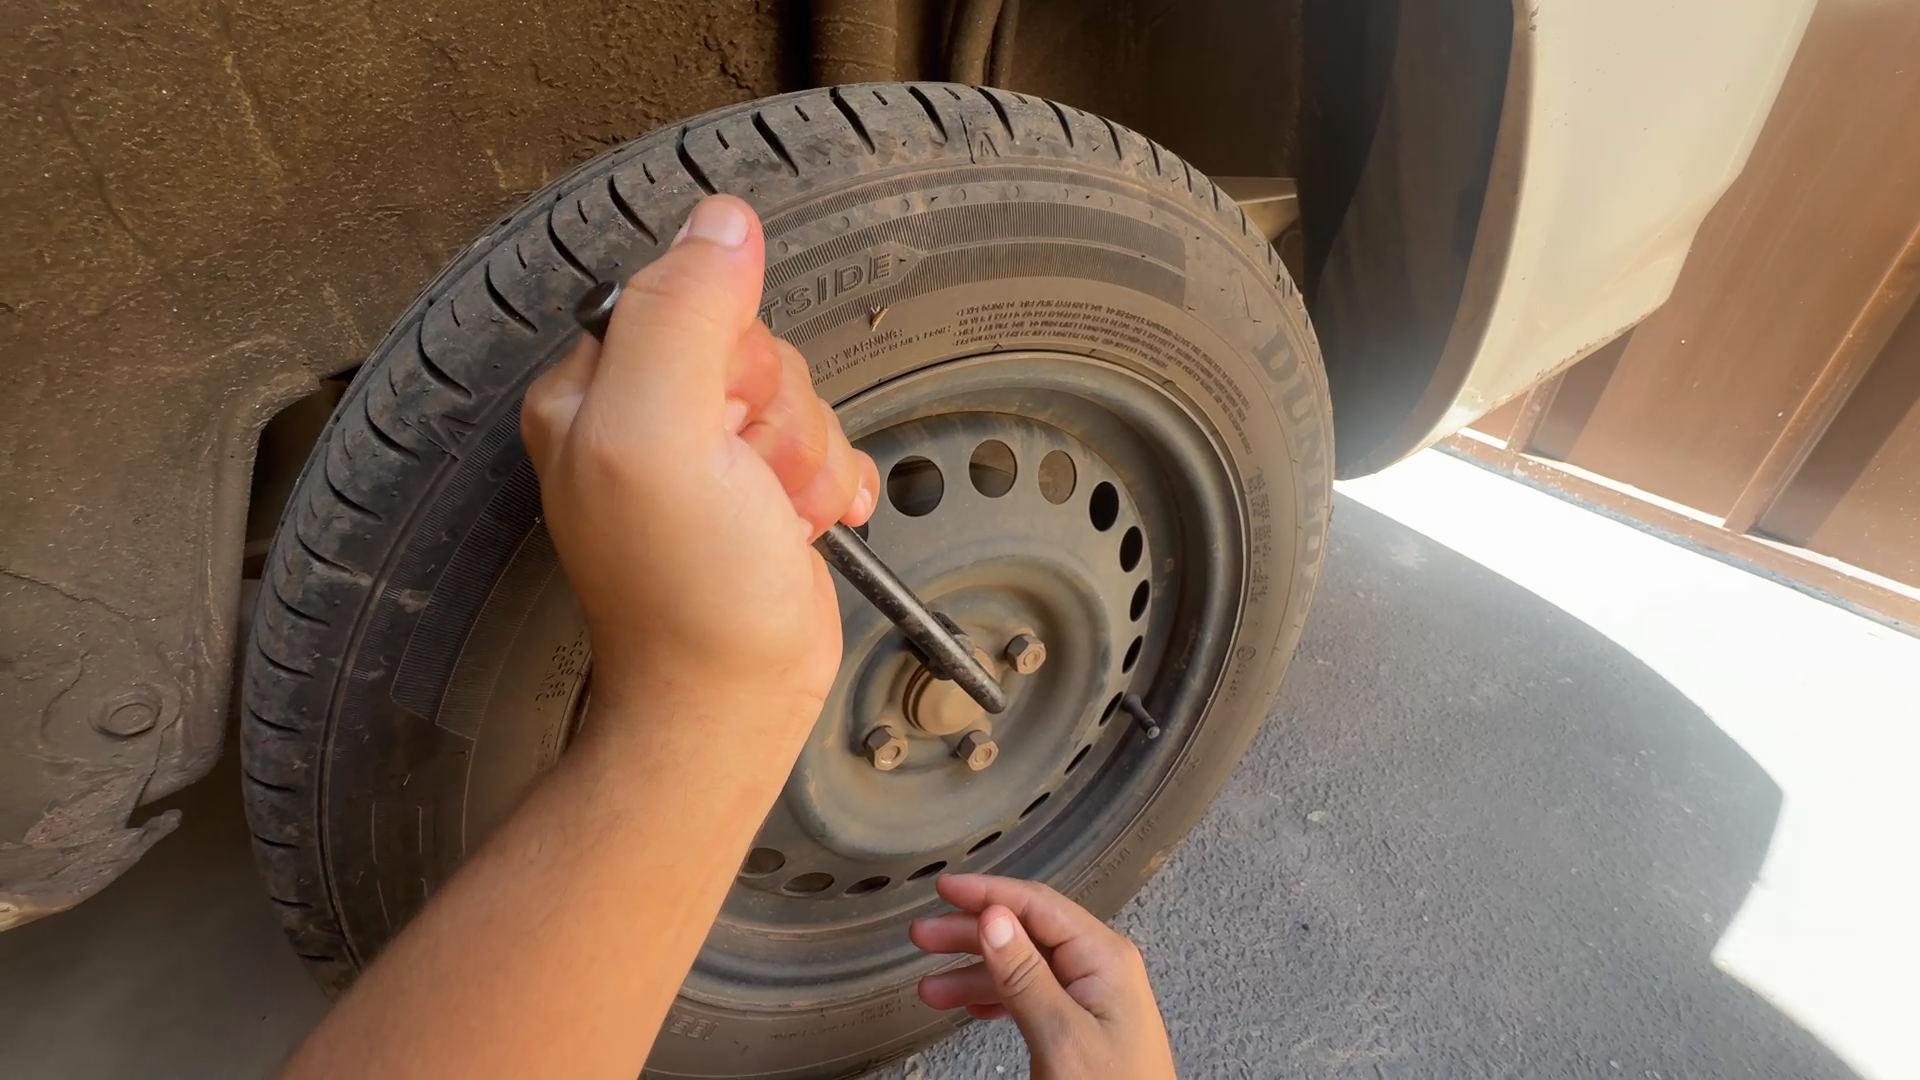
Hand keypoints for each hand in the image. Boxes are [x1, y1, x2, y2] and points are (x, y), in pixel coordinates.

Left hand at [522, 195, 879, 730]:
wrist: (736, 695)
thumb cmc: (692, 591)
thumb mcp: (664, 439)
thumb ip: (683, 319)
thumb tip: (724, 221)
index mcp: (603, 388)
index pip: (694, 302)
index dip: (736, 361)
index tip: (727, 428)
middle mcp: (654, 416)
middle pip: (759, 353)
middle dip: (781, 419)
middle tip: (754, 482)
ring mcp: (715, 457)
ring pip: (802, 400)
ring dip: (812, 459)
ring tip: (781, 516)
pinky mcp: (765, 492)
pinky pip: (828, 445)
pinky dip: (836, 482)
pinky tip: (816, 522)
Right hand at [910, 875, 1176, 1078]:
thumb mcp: (1062, 1038)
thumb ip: (1025, 975)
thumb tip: (993, 916)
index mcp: (1102, 956)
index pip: (1036, 904)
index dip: (987, 892)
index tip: (945, 888)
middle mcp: (1097, 967)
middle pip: (1024, 931)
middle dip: (970, 932)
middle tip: (923, 935)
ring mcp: (1089, 997)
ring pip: (1020, 966)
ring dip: (973, 971)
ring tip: (929, 986)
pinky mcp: (1079, 1025)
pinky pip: (1028, 996)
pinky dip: (993, 998)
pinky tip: (967, 1006)